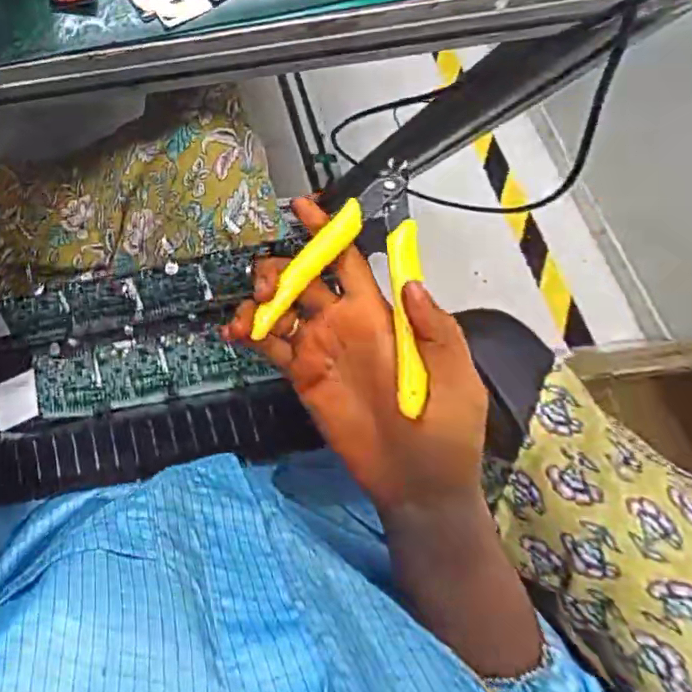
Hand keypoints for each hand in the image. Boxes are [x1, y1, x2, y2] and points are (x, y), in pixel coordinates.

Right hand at [224, 197, 487, 513]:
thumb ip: (436, 330)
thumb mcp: (456, 379)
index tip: (302, 208)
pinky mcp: (298, 372)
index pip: (346, 261)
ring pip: (277, 306)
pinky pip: (266, 342)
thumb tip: (410, 283)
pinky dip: (246, 332)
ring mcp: (316, 346)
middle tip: (269, 287)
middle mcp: (341, 322)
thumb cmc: (446, 431)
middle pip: (300, 277)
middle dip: (279, 270)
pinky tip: (235, 334)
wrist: (416, 483)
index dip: (325, 232)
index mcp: (378, 315)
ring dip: (258, 300)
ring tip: (250, 316)